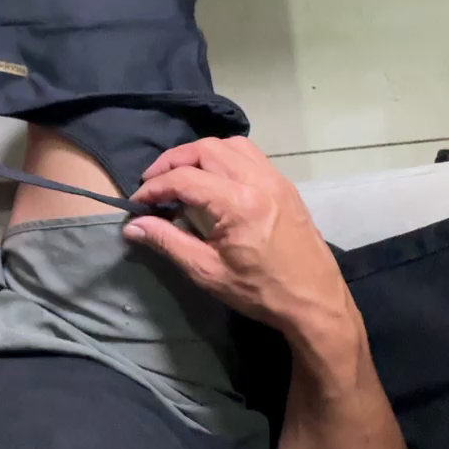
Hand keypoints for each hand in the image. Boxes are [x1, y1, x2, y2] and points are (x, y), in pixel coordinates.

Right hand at [124, 137, 358, 350]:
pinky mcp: (284, 185)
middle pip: (205, 149)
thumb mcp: (207, 271)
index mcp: (239, 204)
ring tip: (181, 177)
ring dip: (199, 154)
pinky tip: (212, 179)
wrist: (316, 303)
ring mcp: (275, 179)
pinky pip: (249, 154)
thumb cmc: (260, 291)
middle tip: (153, 183)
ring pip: (229, 145)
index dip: (154, 188)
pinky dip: (223, 157)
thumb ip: (168, 241)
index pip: (184, 179)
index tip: (137, 204)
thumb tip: (132, 226)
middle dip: (172, 162)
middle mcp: (258, 181)